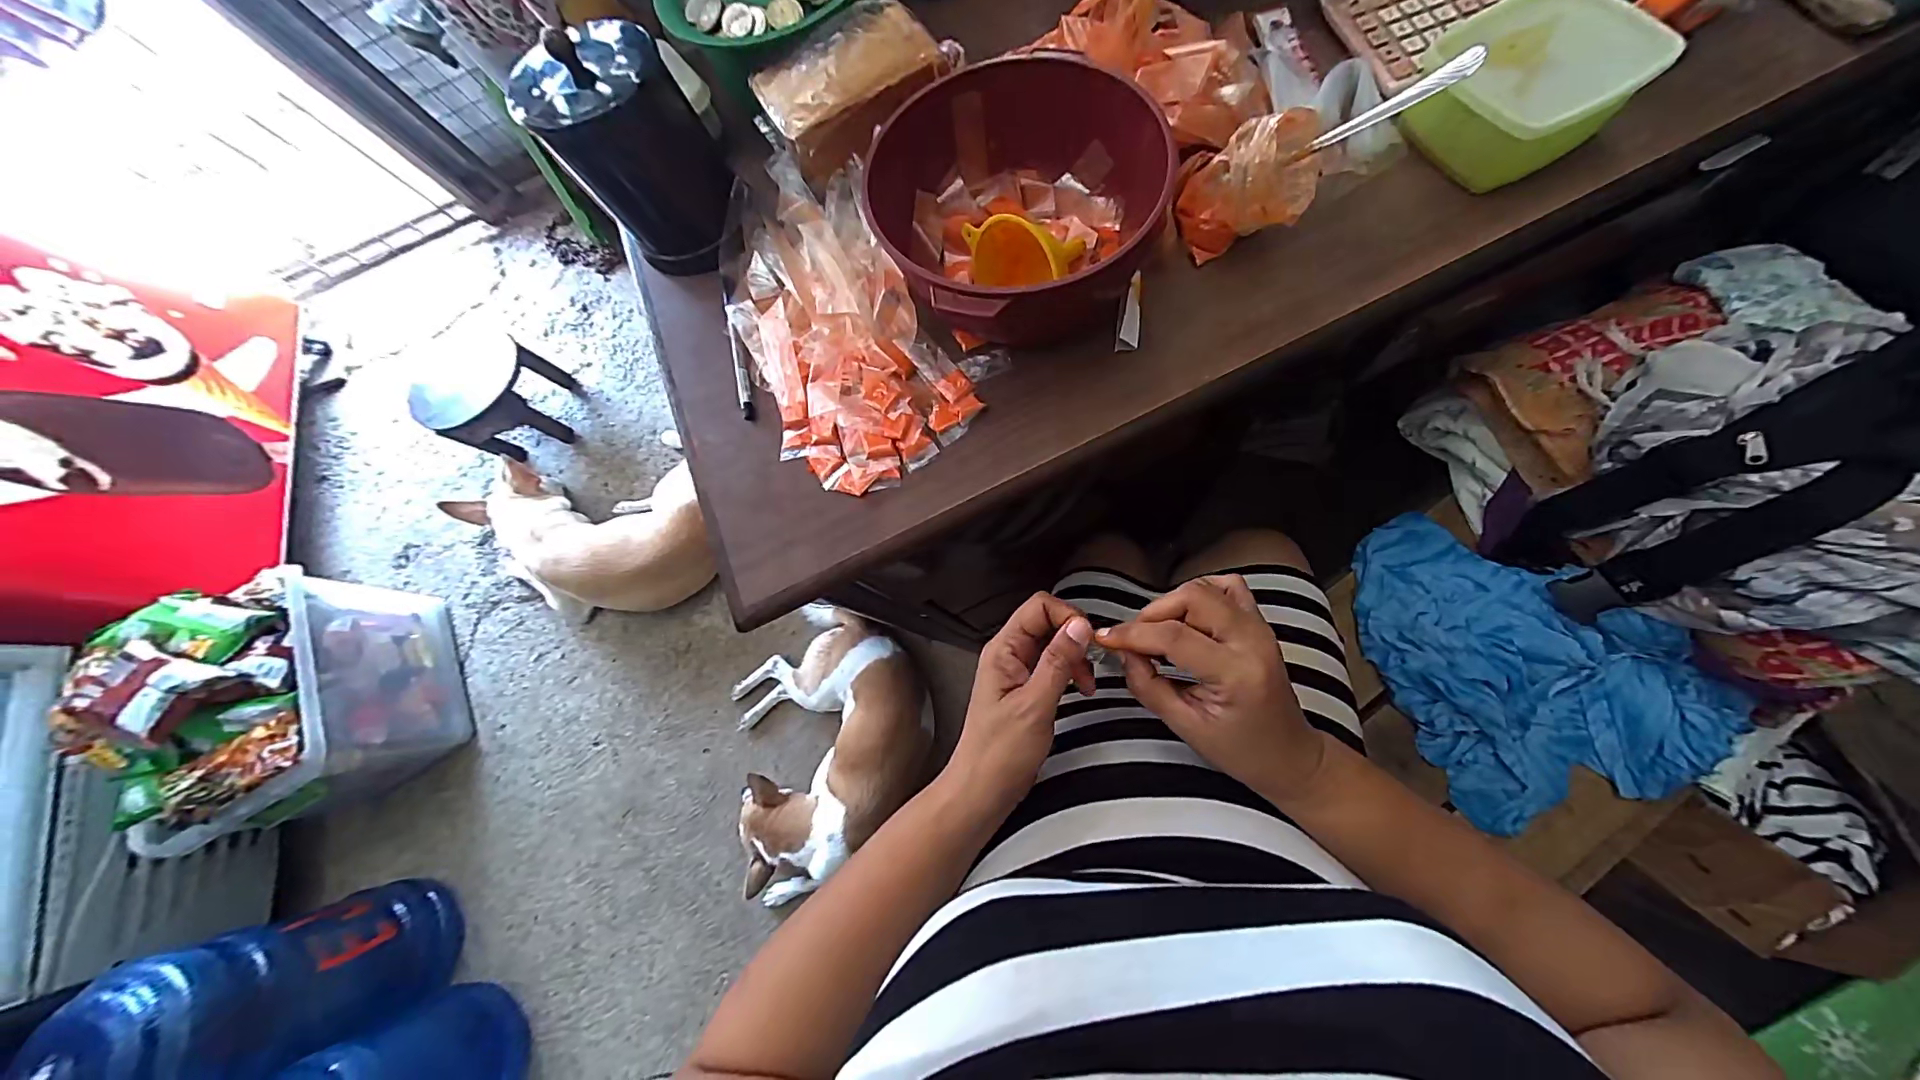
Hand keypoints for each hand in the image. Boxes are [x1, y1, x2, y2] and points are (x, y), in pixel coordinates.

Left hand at [944, 592, 1093, 811]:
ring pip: (1054, 644)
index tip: (1088, 639)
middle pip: (1048, 622)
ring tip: (1087, 683)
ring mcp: (1017, 672)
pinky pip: (1053, 666)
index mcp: (1002, 651)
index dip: (1067, 616)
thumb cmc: (997, 755)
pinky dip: (1071, 673)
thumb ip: (1058, 662)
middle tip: (1091, 662)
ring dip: (1075, 657)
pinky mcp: (1026, 689)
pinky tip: (1079, 690)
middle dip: (1075, 637)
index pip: (1038, 607)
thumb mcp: (1035, 705)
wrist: (981, 791)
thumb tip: (1079, 626)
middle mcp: (1008, 655)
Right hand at [1095, 575, 1327, 803]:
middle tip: (1135, 640)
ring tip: (1159, 633)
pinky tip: (1187, 618)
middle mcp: (1252, 641)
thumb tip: (1122, 654)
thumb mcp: (1185, 726)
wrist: (1288, 755)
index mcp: (1236, 673)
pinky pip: (1228, 588)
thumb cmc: (1240, 750)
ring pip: (1206, 587)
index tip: (1104, 638)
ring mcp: (1260, 628)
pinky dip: (1200, 594)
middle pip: (1191, 597)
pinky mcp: (1259, 623)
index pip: (1173, 636)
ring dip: (1173, 604)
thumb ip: (1148, 686)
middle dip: (1152, 613)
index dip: (1131, 634)